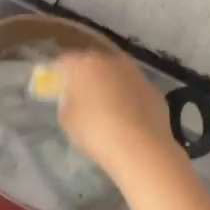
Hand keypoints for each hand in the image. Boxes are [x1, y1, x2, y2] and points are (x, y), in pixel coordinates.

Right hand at [54, 50, 182, 177]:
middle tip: (81, 95)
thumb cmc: (96, 132)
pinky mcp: (154, 89)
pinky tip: (127, 117)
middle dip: (85, 76)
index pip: (64, 61)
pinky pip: (133, 89)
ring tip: (106, 106)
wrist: (141, 148)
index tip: (56, 87)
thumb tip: (73, 97)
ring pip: (116, 74)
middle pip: (93, 63)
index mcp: (85, 65)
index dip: (58, 74)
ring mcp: (136, 73)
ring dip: (109, 84)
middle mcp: (112, 61)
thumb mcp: (67, 119)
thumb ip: (67, 101)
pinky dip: (128, 97)